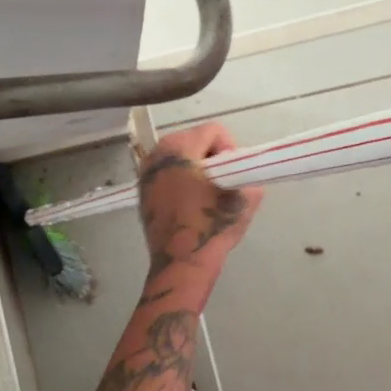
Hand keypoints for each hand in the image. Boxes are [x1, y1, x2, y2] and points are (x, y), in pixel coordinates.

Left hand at [136, 123, 262, 275]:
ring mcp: (145, 171)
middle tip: (223, 182)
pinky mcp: (141, 189)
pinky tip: (189, 202)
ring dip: (195, 167)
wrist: (180, 260)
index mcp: (180, 148)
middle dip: (211, 156)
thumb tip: (244, 171)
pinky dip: (179, 179)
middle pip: (193, 139)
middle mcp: (157, 153)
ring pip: (178, 156)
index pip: (213, 130)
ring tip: (207, 193)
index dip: (230, 148)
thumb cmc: (212, 225)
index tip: (234, 173)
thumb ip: (249, 174)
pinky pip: (166, 172)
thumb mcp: (245, 198)